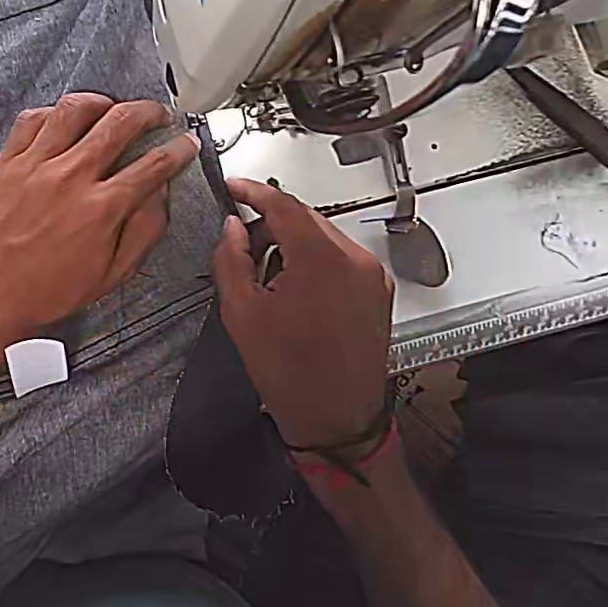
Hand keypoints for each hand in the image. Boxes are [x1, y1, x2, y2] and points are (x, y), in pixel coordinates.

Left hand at [0, 93, 198, 376]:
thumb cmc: (50, 289)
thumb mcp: (113, 273)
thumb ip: (145, 230)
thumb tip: (162, 194)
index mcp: (101, 208)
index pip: (153, 163)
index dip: (178, 149)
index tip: (185, 144)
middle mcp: (70, 179)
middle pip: (120, 122)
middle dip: (149, 112)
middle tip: (157, 115)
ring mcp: (36, 166)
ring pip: (75, 108)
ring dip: (103, 101)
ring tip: (113, 108)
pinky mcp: (9, 164)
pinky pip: (32, 119)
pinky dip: (54, 111)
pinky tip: (65, 120)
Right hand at [211, 178, 393, 446]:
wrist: (336, 419)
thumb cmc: (294, 375)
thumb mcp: (241, 312)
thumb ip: (231, 259)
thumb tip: (232, 229)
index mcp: (321, 260)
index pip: (284, 204)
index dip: (252, 192)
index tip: (235, 188)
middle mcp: (354, 261)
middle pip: (304, 218)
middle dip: (269, 225)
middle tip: (241, 244)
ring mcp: (370, 276)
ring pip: (322, 237)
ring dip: (290, 245)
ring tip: (266, 280)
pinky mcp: (376, 292)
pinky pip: (338, 258)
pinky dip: (311, 262)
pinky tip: (291, 291)